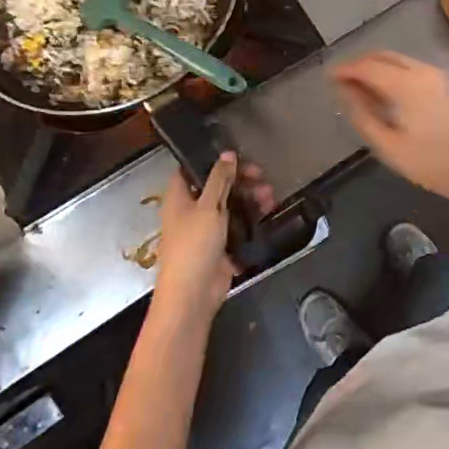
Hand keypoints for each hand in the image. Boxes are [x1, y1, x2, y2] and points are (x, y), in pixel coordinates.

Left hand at [153, 152, 272, 314]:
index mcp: (178, 196)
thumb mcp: (208, 206)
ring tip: (270, 197)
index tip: (236, 156)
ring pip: (229, 207)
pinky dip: (251, 221)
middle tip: (261, 176)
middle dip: (239, 181)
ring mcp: (206, 229)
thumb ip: (219, 179)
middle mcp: (190, 210)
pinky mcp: (220, 247)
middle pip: (216, 187)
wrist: (193, 294)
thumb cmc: (193, 245)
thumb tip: (227, 154)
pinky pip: (237, 228)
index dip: (212, 161)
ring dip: (249, 200)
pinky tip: (268, 213)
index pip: (192, 169)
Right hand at [330, 51, 448, 207]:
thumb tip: (344, 91)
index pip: (368, 67)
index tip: (328, 76)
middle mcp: (423, 72)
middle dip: (359, 65)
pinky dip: (391, 72)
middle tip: (340, 80)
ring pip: (396, 60)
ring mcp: (436, 76)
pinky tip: (382, 92)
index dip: (345, 70)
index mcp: (407, 85)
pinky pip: (409, 67)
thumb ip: (362, 113)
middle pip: (382, 57)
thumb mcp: (387, 145)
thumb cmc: (429, 164)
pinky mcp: (443, 84)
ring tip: (357, 87)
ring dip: (375, 68)